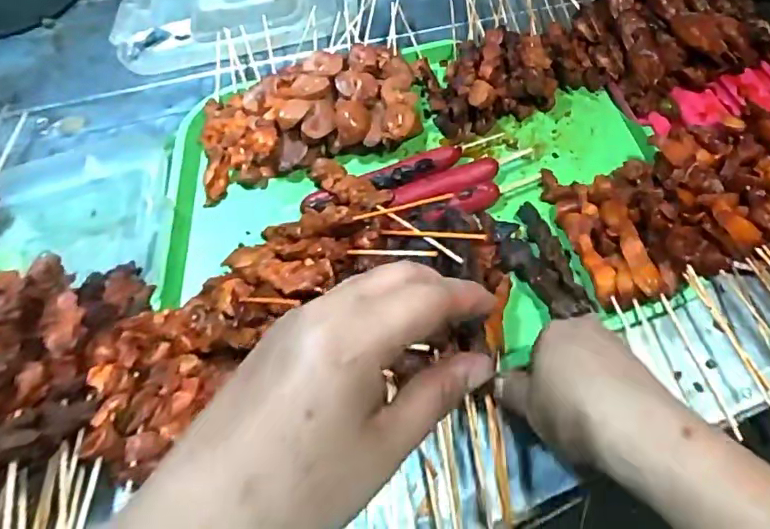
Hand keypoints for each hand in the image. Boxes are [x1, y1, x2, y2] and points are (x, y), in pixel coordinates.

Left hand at [115, 264, 494, 528]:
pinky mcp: (275, 337)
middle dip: (441, 288)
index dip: (468, 297)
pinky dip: (377, 308)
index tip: (494, 308)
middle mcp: (326, 309)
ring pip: (371, 282)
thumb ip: (437, 394)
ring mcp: (295, 320)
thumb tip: (483, 362)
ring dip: (408, 295)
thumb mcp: (381, 450)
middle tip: (465, 322)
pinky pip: (342, 301)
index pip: (430, 295)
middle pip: (401, 274)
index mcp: (355, 334)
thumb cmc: (297, 497)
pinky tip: (381, 351)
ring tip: (428, 338)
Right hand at [496, 314, 692, 469]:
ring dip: (584, 377)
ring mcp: (612, 336)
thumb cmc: (568, 409)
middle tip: (558, 408)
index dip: (531, 377)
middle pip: (564, 348)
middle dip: (559, 372)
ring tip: (585, 413)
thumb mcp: (527, 408)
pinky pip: (610, 367)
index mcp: (551, 329)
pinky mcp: (634, 354)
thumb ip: (511, 390)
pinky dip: (605, 383)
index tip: (533, 403)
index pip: (533, 349)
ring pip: (588, 356)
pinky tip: (607, 409)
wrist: (630, 418)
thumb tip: (500, 378)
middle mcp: (582, 323)